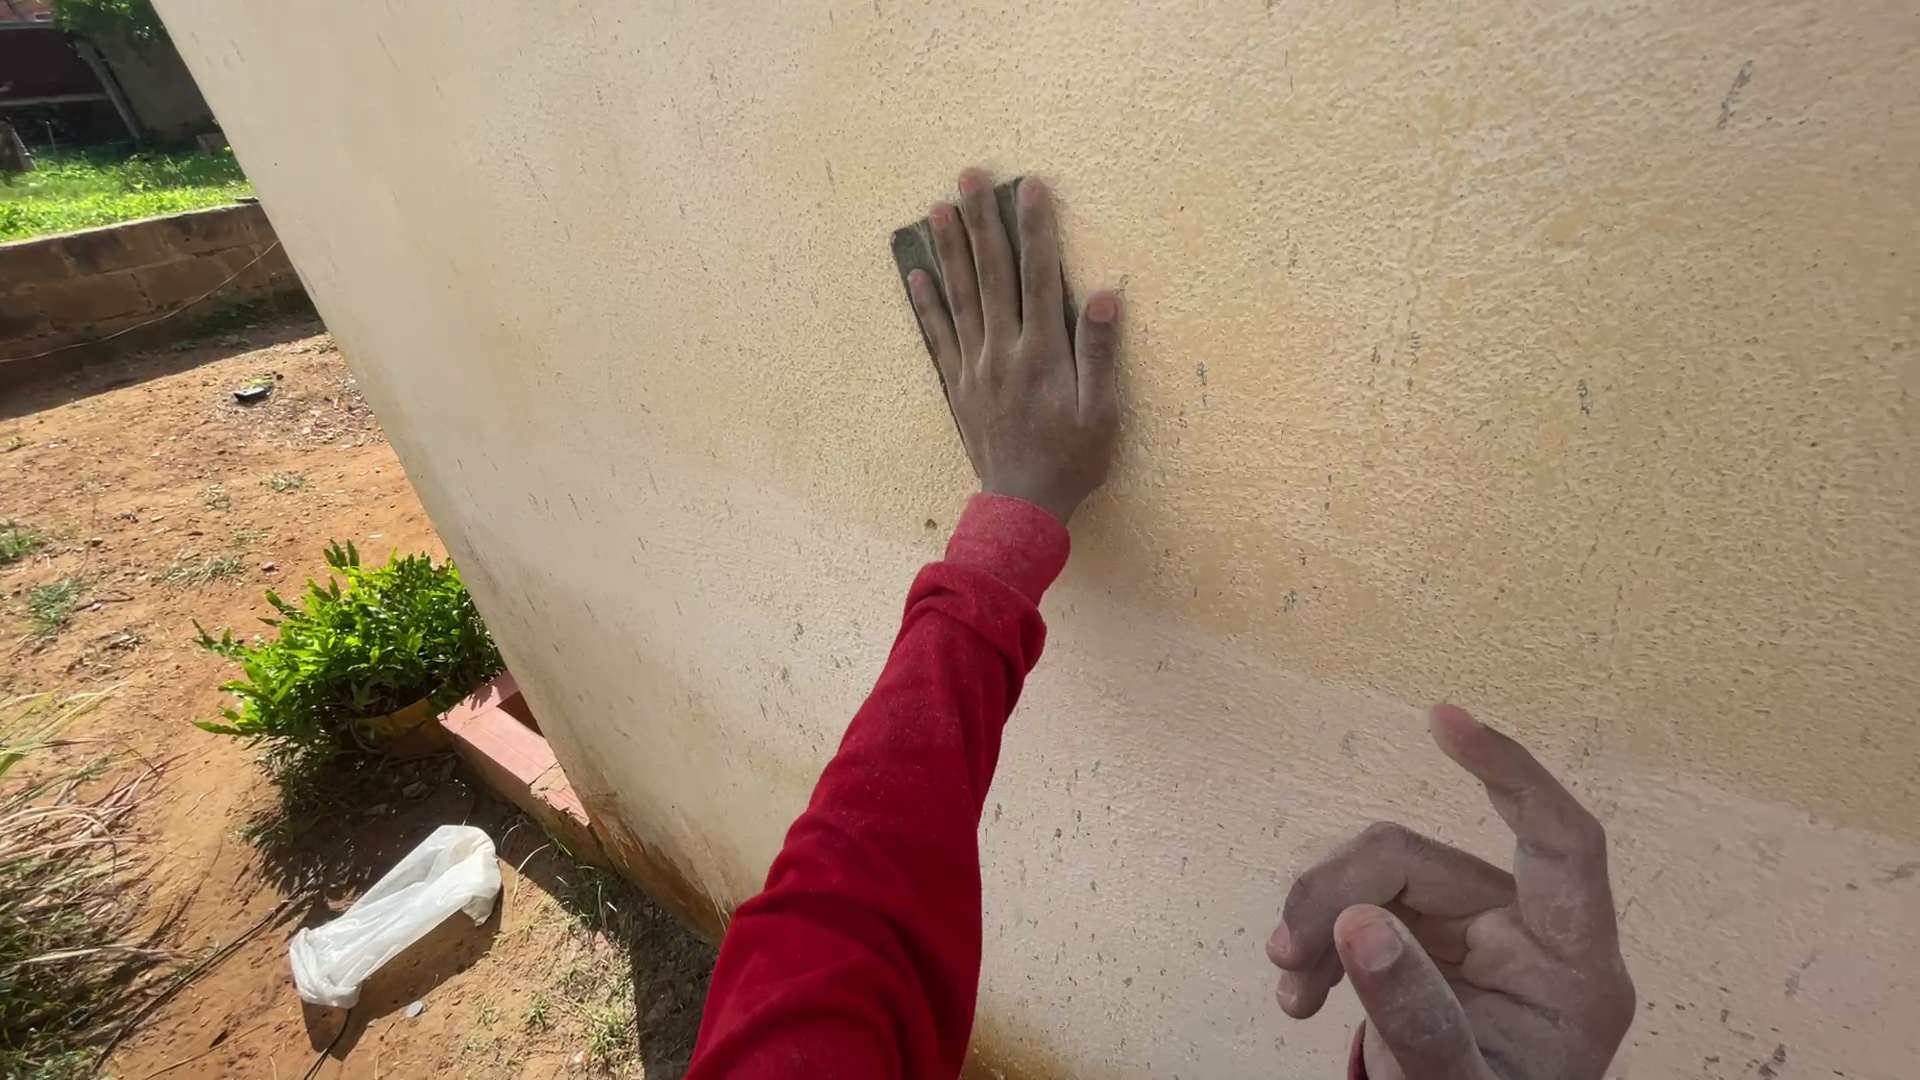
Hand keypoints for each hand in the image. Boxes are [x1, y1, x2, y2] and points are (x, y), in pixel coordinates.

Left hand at [907, 167, 1121, 524]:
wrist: (1022, 504)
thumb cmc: (1071, 459)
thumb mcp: (1101, 412)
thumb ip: (1100, 353)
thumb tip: (1104, 295)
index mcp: (1042, 354)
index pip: (1038, 277)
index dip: (1035, 230)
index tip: (1029, 187)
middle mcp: (1003, 352)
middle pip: (991, 276)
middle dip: (982, 222)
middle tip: (969, 176)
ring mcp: (975, 369)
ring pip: (960, 298)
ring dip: (949, 251)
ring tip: (937, 209)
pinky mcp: (958, 387)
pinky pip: (938, 338)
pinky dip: (926, 305)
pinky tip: (916, 276)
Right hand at [1267, 705, 1634, 1078]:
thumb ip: (1417, 1016)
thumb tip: (1356, 919)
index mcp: (1570, 964)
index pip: (1561, 842)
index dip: (1509, 772)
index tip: (1442, 718)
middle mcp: (1517, 925)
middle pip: (1409, 859)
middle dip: (1335, 896)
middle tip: (1288, 957)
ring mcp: (1464, 922)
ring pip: (1367, 868)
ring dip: (1316, 916)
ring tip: (1290, 980)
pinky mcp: (1418, 926)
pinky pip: (1350, 894)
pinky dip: (1316, 931)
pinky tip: (1299, 981)